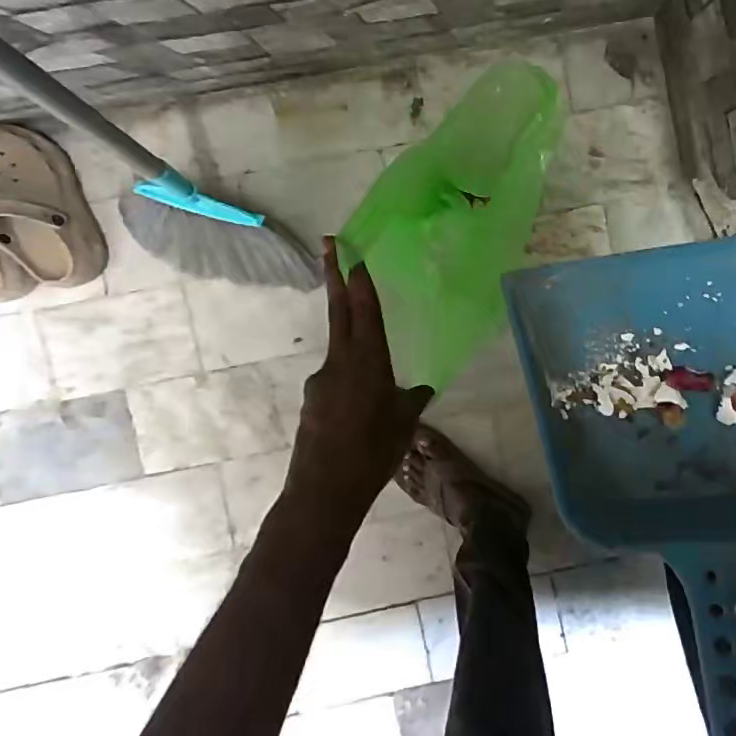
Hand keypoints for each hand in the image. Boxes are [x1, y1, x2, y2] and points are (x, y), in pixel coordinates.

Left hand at [283, 237, 434, 523]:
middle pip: (339, 311)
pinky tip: (361, 414)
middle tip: (328, 244)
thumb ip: (412, 400)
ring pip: (341, 351)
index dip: (360, 282)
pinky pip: (336, 380)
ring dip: (354, 348)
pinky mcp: (313, 400)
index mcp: (368, 362)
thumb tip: (422, 389)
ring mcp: (321, 380)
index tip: (353, 254)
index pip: (364, 311)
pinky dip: (350, 384)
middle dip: (334, 275)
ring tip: (375, 393)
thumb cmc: (373, 452)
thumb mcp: (404, 424)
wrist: (324, 491)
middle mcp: (340, 362)